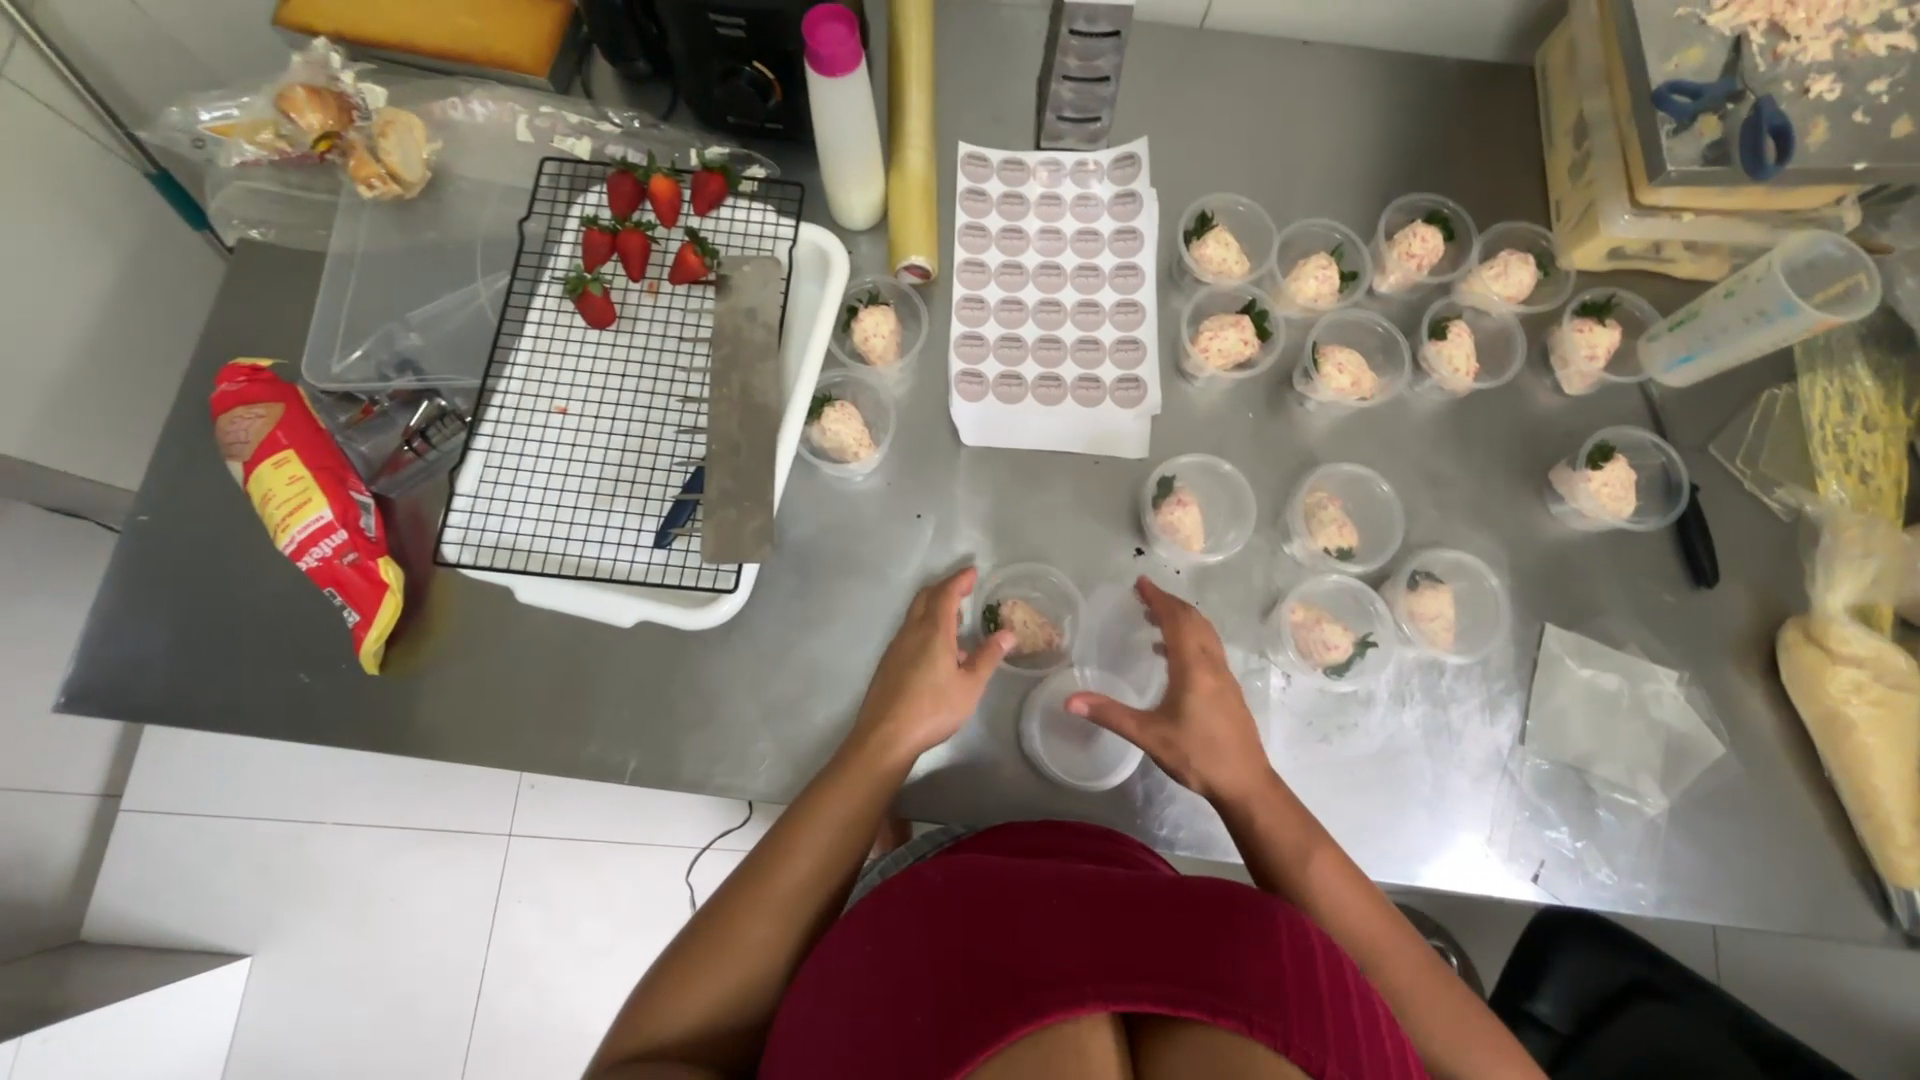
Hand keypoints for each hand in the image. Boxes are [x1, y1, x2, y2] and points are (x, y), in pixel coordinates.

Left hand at [848, 567, 1012, 765]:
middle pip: (925, 598)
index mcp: (933, 631)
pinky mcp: (889, 662)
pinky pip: (909, 632)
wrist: (885, 736)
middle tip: (964, 588)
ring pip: (915, 615)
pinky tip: (939, 650)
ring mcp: (896, 646)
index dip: (959, 580)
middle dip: (944, 587)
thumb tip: (1007, 634)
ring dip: (934, 607)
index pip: (945, 594)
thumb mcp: (970, 686)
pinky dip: (926, 626)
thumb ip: (987, 657)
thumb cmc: (933, 709)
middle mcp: (911, 632)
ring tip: (956, 618)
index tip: (972, 571)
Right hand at [1066, 576, 1275, 804]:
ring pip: (1205, 634)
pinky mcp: (1229, 690)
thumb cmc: (1198, 756)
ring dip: (1182, 619)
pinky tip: (1171, 656)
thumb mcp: (1149, 736)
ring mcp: (1225, 677)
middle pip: (1194, 621)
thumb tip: (1069, 700)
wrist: (1246, 784)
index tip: (1141, 582)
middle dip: (1170, 603)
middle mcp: (1213, 665)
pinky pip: (1209, 649)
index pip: (1176, 621)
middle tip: (1145, 595)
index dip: (1158, 599)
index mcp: (1194, 668)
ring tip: (1155, 618)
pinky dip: (1191, 638)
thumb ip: (1110, 715)